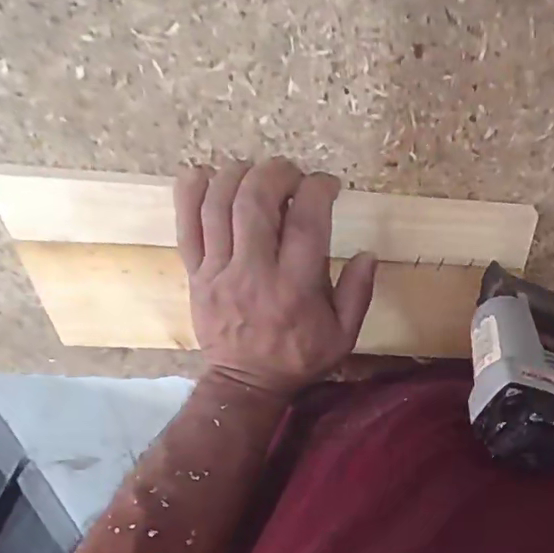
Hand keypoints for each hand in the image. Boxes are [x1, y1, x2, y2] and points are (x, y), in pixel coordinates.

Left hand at [175, 158, 376, 398]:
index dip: (318, 191)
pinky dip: (191, 191)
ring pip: (219, 205)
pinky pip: (186, 224)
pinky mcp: (196, 273)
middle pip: (256, 202)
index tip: (329, 184)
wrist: (247, 382)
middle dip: (276, 173)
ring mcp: (220, 271)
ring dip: (238, 175)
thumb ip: (358, 293)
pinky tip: (204, 172)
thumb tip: (367, 254)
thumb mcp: (345, 334)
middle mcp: (256, 272)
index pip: (306, 222)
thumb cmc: (301, 357)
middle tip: (292, 171)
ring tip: (256, 169)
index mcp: (297, 287)